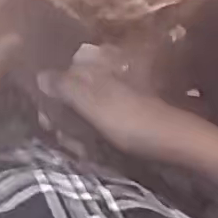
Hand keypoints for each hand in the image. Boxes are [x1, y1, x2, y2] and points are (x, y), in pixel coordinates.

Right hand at [39, 44, 217, 159]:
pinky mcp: (126, 117)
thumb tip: (38, 75)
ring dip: (76, 131)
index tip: (46, 118)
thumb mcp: (90, 101)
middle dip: (62, 116)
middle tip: (64, 138)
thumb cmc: (130, 120)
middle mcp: (102, 75)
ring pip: (82, 111)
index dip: (48, 95)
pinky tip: (93, 153)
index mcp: (92, 64)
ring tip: (80, 150)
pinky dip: (92, 138)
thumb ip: (62, 86)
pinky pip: (98, 124)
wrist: (180, 146)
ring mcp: (115, 96)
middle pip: (69, 93)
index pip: (59, 72)